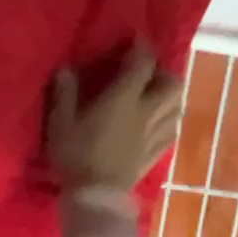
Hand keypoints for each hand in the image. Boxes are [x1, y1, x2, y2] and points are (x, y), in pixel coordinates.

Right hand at [47, 46, 184, 191]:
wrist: (95, 195)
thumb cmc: (75, 155)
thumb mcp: (60, 123)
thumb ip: (65, 94)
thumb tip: (65, 69)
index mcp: (124, 98)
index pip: (142, 64)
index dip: (140, 48)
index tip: (134, 41)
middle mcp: (147, 110)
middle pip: (171, 83)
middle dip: (163, 73)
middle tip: (147, 74)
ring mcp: (156, 132)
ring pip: (177, 105)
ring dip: (169, 96)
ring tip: (154, 97)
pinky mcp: (157, 151)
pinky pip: (172, 128)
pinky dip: (167, 119)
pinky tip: (156, 123)